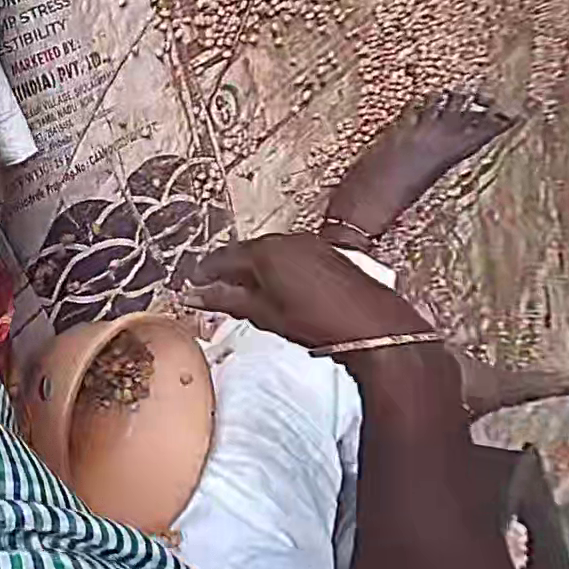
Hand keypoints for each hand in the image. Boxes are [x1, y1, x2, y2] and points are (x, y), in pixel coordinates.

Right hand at [181, 233, 430, 349]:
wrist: (377, 329)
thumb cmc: (316, 323)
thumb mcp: (262, 313)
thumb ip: (224, 300)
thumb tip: (191, 296)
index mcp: (263, 252)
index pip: (221, 258)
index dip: (204, 273)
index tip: (193, 286)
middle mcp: (283, 240)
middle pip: (244, 252)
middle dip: (228, 270)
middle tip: (215, 291)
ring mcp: (307, 243)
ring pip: (267, 253)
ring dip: (253, 269)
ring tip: (246, 293)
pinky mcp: (326, 251)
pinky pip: (288, 254)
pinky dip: (276, 268)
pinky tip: (277, 289)